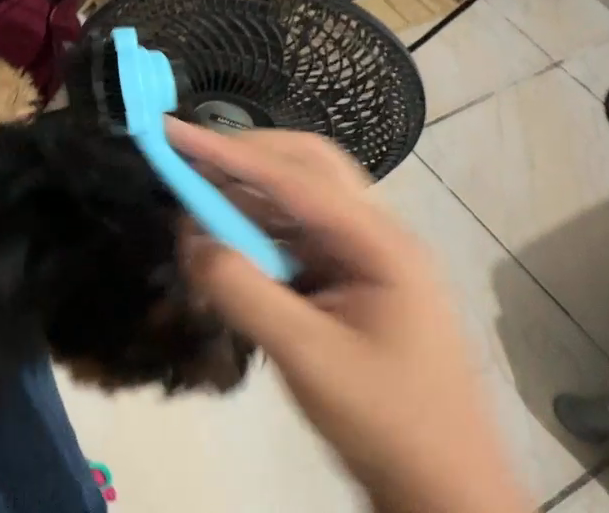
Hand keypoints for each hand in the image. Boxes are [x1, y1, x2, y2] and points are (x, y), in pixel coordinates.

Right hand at [167, 120, 528, 512]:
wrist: (443, 490)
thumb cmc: (386, 420)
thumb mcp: (305, 355)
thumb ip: (240, 289)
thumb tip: (188, 236)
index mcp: (380, 245)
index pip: (291, 177)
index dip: (223, 150)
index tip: (165, 131)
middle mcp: (375, 237)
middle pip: (305, 165)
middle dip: (241, 152)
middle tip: (182, 156)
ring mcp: (363, 257)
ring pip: (294, 196)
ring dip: (240, 190)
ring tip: (188, 195)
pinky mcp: (346, 280)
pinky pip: (289, 231)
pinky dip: (248, 224)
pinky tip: (218, 240)